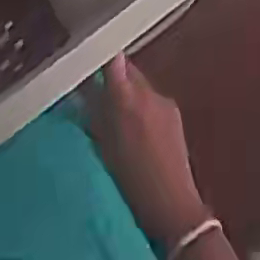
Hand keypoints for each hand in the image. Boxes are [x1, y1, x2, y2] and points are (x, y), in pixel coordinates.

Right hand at [92, 55, 211, 249]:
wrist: (172, 206)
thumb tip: (84, 86)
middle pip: (127, 68)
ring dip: (128, 89)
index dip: (100, 52)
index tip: (88, 54)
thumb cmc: (129, 177)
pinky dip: (142, 103)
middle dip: (112, 74)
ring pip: (139, 83)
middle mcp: (147, 91)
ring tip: (118, 112)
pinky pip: (152, 97)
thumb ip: (94, 108)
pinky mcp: (175, 112)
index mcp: (125, 97)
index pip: (112, 58)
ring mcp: (164, 100)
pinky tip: (139, 126)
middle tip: (97, 88)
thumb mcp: (102, 142)